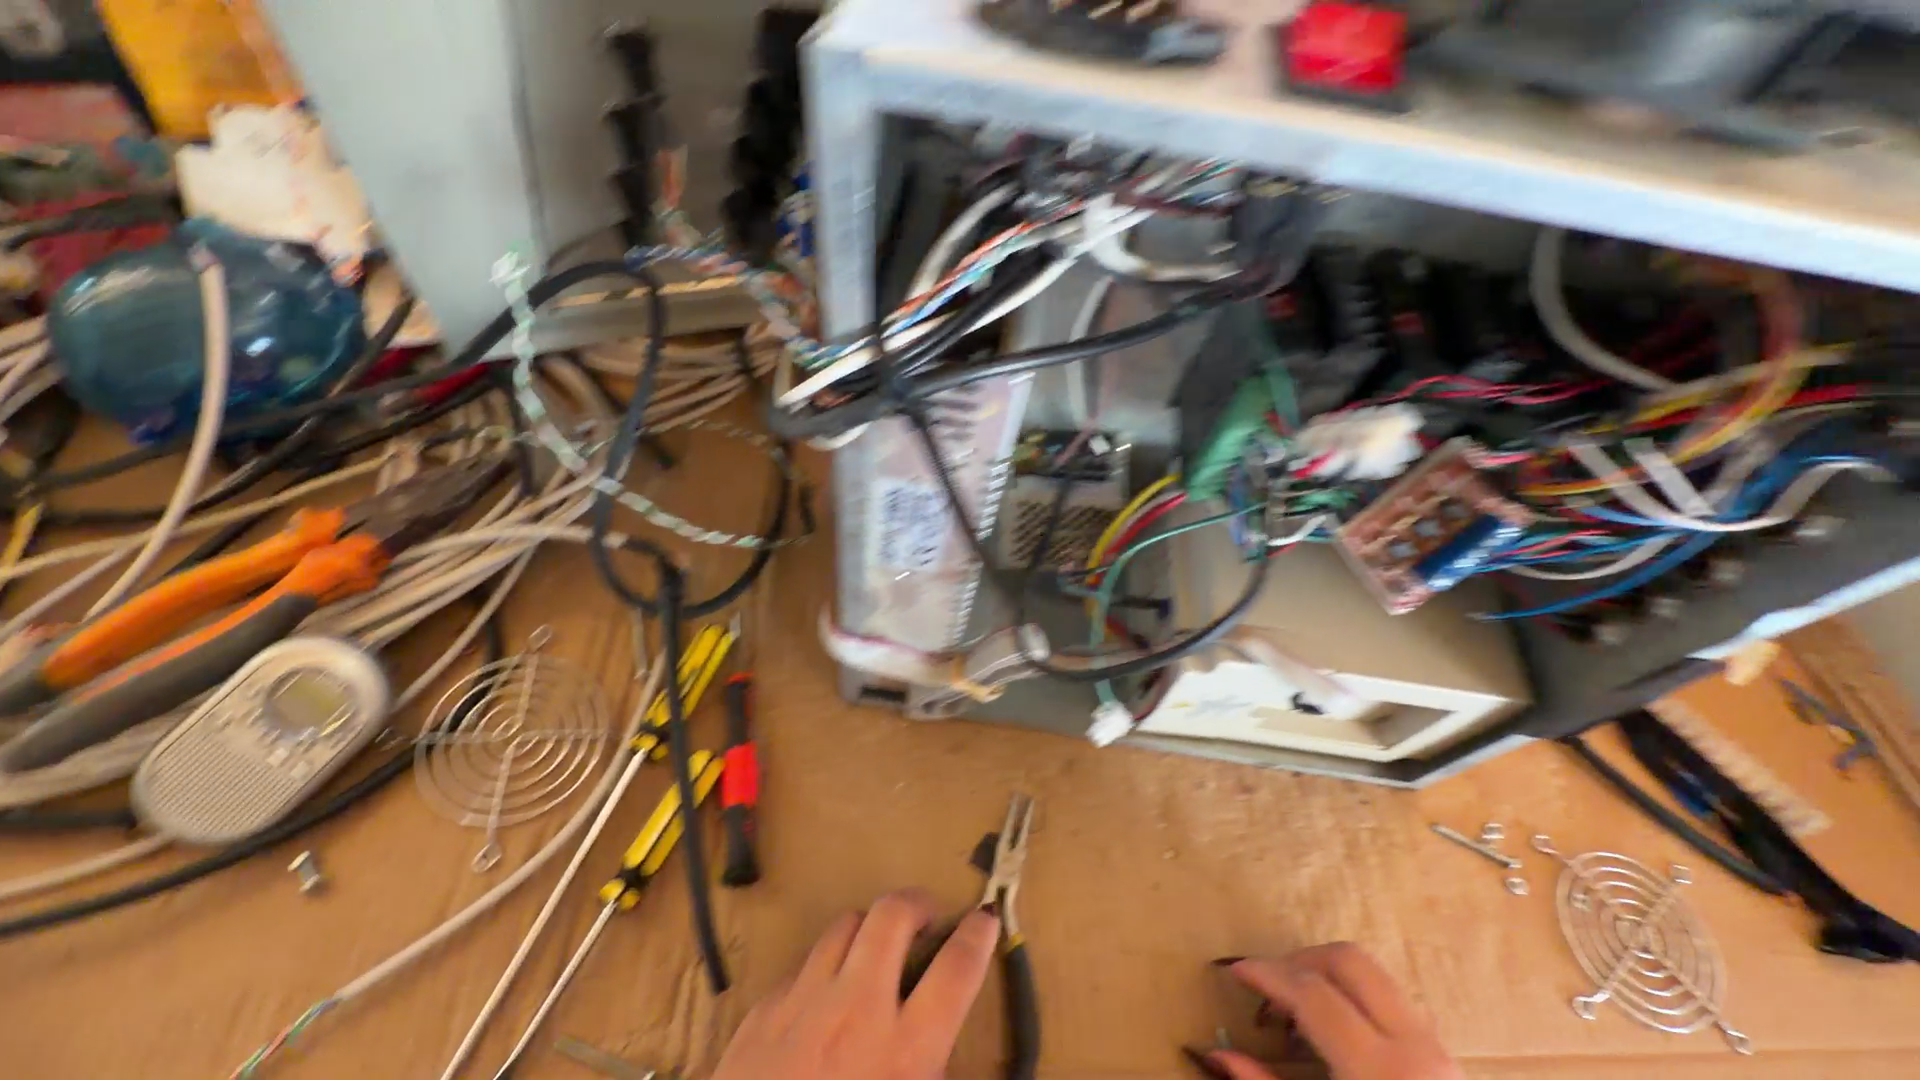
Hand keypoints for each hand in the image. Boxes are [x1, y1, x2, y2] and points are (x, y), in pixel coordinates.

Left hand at [712, 891, 999, 1079]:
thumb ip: (932, 1071)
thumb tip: (942, 1051)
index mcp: (905, 1049)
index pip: (957, 968)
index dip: (978, 934)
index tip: (985, 919)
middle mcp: (857, 1009)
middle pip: (893, 915)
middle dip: (917, 903)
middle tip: (926, 917)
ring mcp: (805, 1000)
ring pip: (845, 925)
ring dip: (869, 928)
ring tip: (876, 949)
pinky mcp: (764, 1007)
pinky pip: (804, 965)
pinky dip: (824, 968)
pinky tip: (824, 997)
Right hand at [1191, 944, 1461, 1079]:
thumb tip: (1216, 1054)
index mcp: (1377, 1068)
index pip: (1312, 992)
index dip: (1267, 974)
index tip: (1234, 970)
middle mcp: (1414, 1045)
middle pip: (1348, 961)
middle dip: (1299, 961)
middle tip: (1267, 986)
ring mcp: (1438, 1049)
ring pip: (1375, 974)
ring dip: (1328, 976)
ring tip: (1297, 1012)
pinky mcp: (1447, 1057)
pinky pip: (1394, 1001)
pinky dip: (1356, 998)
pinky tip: (1335, 1032)